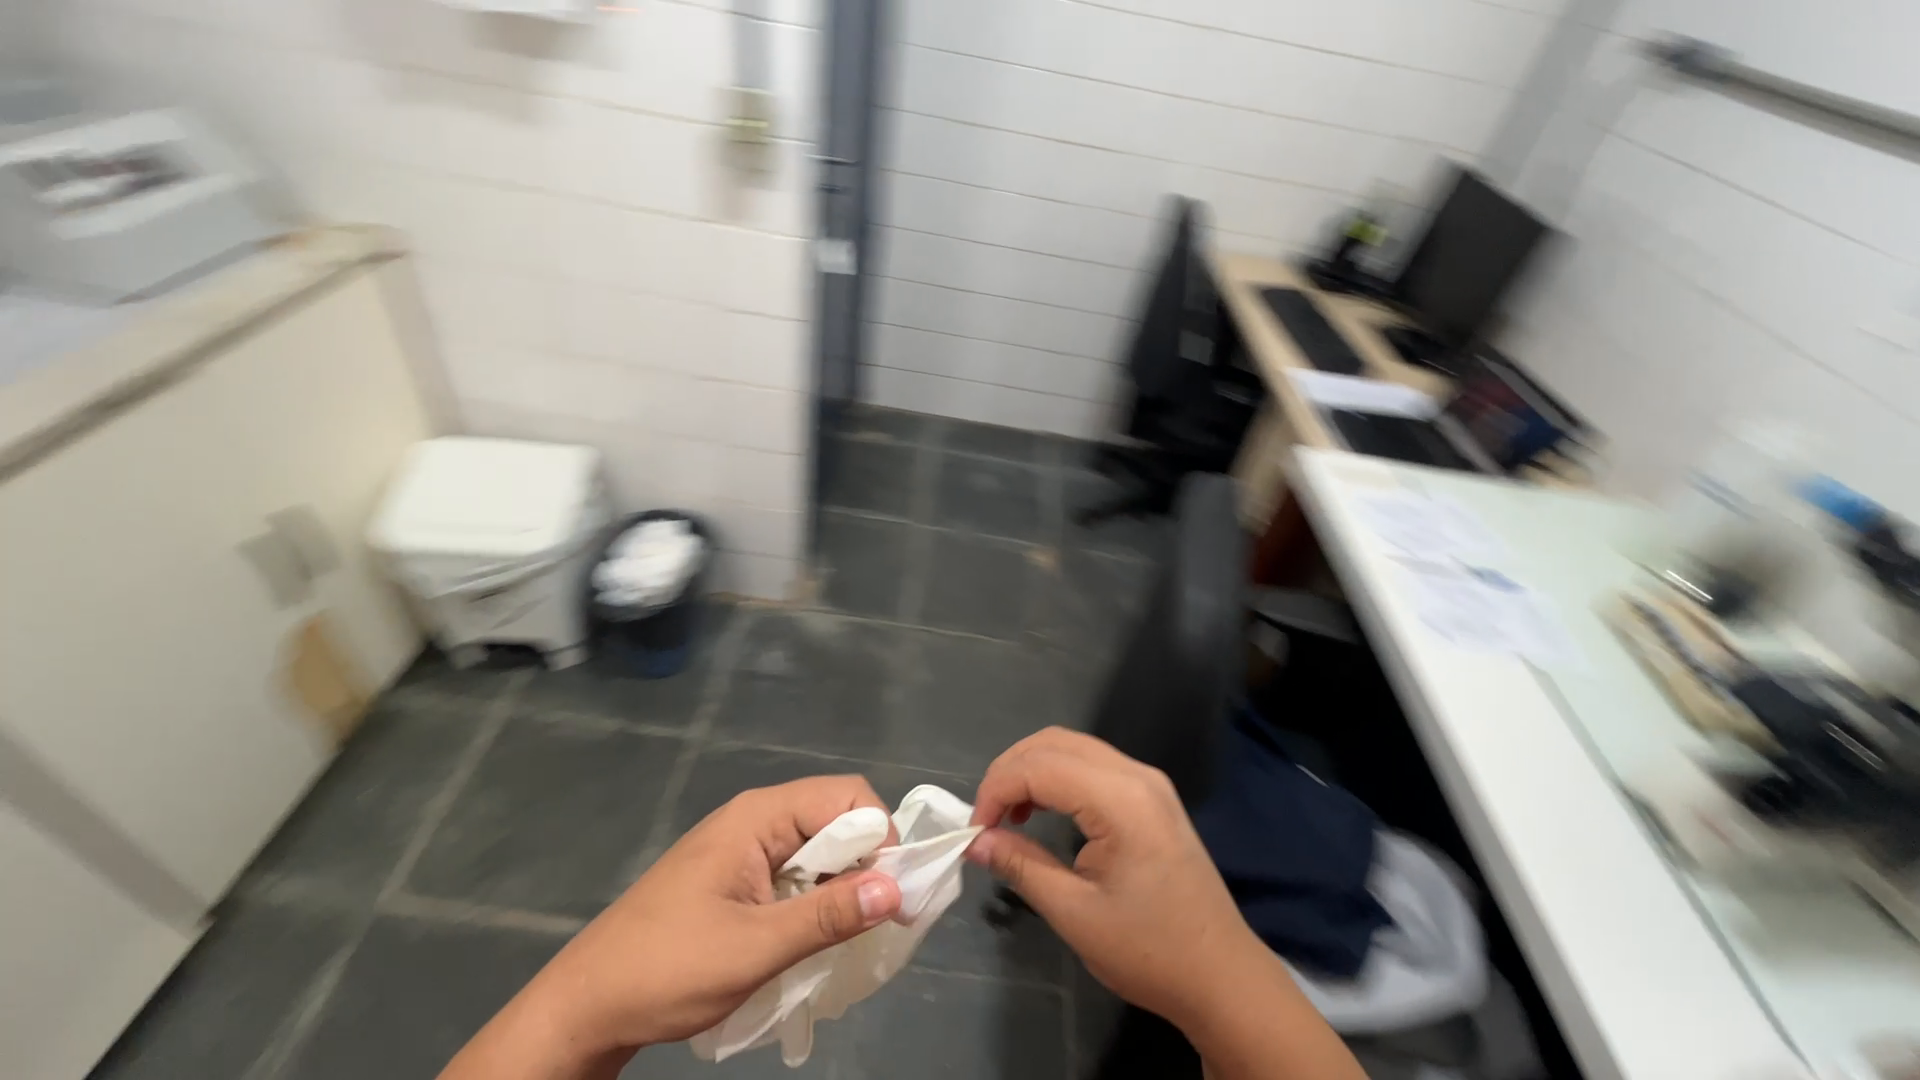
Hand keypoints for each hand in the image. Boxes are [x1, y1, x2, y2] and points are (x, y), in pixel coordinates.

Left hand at [441, 776, 904, 1078]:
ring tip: (843, 937)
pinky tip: (812, 938)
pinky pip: (797, 872)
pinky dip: (816, 899)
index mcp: (758, 816)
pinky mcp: (737, 877)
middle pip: (837, 818)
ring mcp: (744, 848)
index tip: (890, 894)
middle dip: (866, 863)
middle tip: (874, 921)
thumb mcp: (755, 948)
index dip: (881, 836)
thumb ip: (829, 916)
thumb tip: (898, 888)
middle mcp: (756, 819)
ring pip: (819, 849)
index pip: (848, 796)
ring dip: (841, 887)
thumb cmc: (668, 969)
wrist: (585, 1007)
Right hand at [965, 728, 1264, 1032]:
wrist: (1222, 977)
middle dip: (1009, 771)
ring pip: (1072, 747)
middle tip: (986, 819)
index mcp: (1121, 800)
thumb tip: (976, 841)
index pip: (1040, 766)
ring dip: (1031, 770)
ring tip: (1008, 815)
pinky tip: (1042, 810)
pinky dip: (1057, 776)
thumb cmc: (1149, 951)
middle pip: (1054, 743)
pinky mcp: (1152, 796)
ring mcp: (1149, 782)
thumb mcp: (1074, 913)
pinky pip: (1092, 765)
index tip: (975, 832)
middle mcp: (1136, 775)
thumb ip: (1021, 866)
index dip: (996, 790)